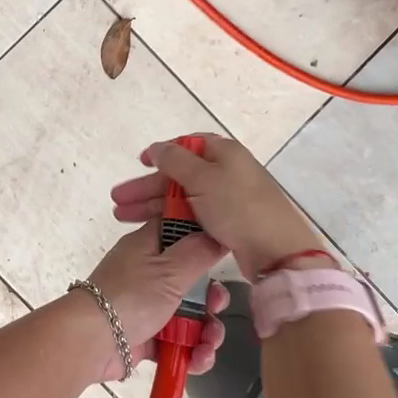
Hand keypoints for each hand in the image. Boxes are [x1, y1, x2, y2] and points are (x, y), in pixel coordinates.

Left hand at [81, 223, 228, 381]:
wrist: (93, 340)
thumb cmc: (131, 296)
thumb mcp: (169, 270)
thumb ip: (197, 252)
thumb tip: (216, 233)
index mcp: (147, 246)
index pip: (176, 230)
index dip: (201, 238)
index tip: (221, 252)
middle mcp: (147, 271)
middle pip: (191, 279)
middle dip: (211, 298)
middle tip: (216, 307)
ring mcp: (147, 304)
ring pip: (190, 314)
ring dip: (206, 331)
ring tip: (208, 344)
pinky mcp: (148, 335)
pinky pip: (179, 340)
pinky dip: (191, 350)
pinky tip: (198, 359)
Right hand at [110, 134, 324, 279]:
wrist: (279, 253)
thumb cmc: (238, 207)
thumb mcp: (202, 178)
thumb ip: (174, 160)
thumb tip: (157, 147)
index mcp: (224, 153)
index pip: (187, 144)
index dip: (161, 152)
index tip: (140, 164)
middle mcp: (227, 172)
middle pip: (179, 174)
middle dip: (146, 187)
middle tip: (118, 199)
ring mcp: (229, 199)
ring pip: (182, 197)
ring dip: (152, 205)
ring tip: (122, 216)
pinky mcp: (230, 223)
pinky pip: (193, 215)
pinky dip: (171, 219)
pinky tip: (152, 227)